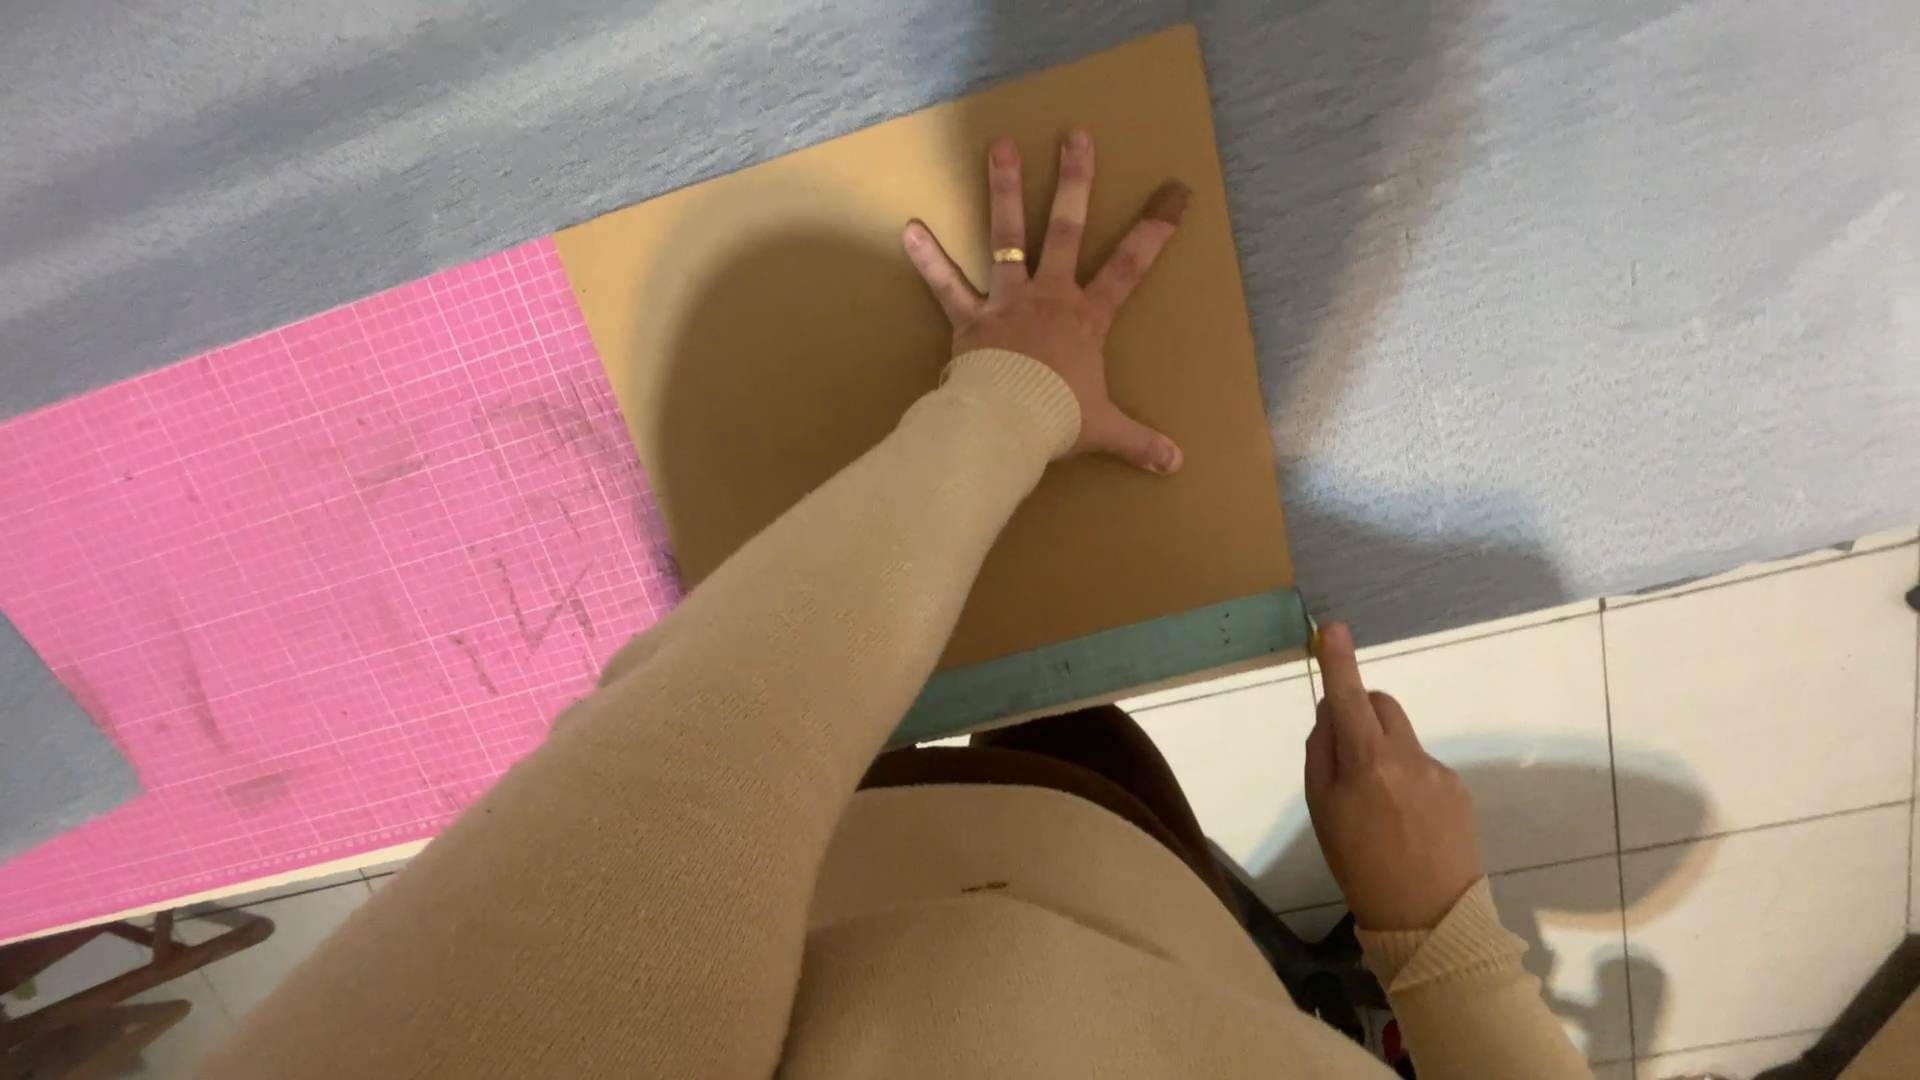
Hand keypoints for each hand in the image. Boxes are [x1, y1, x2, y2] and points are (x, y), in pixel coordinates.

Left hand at [902, 130, 1188, 474]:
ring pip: (1007, 239)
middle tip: (1075, 136)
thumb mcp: (1104, 430)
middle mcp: (1049, 297)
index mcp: (1086, 318)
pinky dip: (928, 260)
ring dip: (1003, 192)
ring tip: (998, 147)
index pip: (1130, 266)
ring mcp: (1007, 303)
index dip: (1157, 228)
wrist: (1009, 428)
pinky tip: (909, 229)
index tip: (1176, 188)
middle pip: (1066, 230)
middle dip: (1075, 182)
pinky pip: (946, 286)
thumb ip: (1138, 441)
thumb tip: (1175, 465)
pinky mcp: (970, 320)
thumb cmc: (1058, 421)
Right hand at [1304, 623, 1483, 930]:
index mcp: (1366, 762)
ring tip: (1378, 801)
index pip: (1347, 697)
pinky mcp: (1458, 789)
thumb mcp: (1320, 806)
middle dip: (1358, 709)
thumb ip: (1322, 752)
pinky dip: (1405, 774)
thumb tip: (1330, 714)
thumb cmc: (1356, 861)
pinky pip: (1420, 763)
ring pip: (1399, 735)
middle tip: (1344, 748)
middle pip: (1379, 703)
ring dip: (1381, 748)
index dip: (1338, 660)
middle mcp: (1407, 756)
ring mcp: (1438, 772)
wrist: (1427, 919)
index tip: (1332, 627)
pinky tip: (1405, 816)